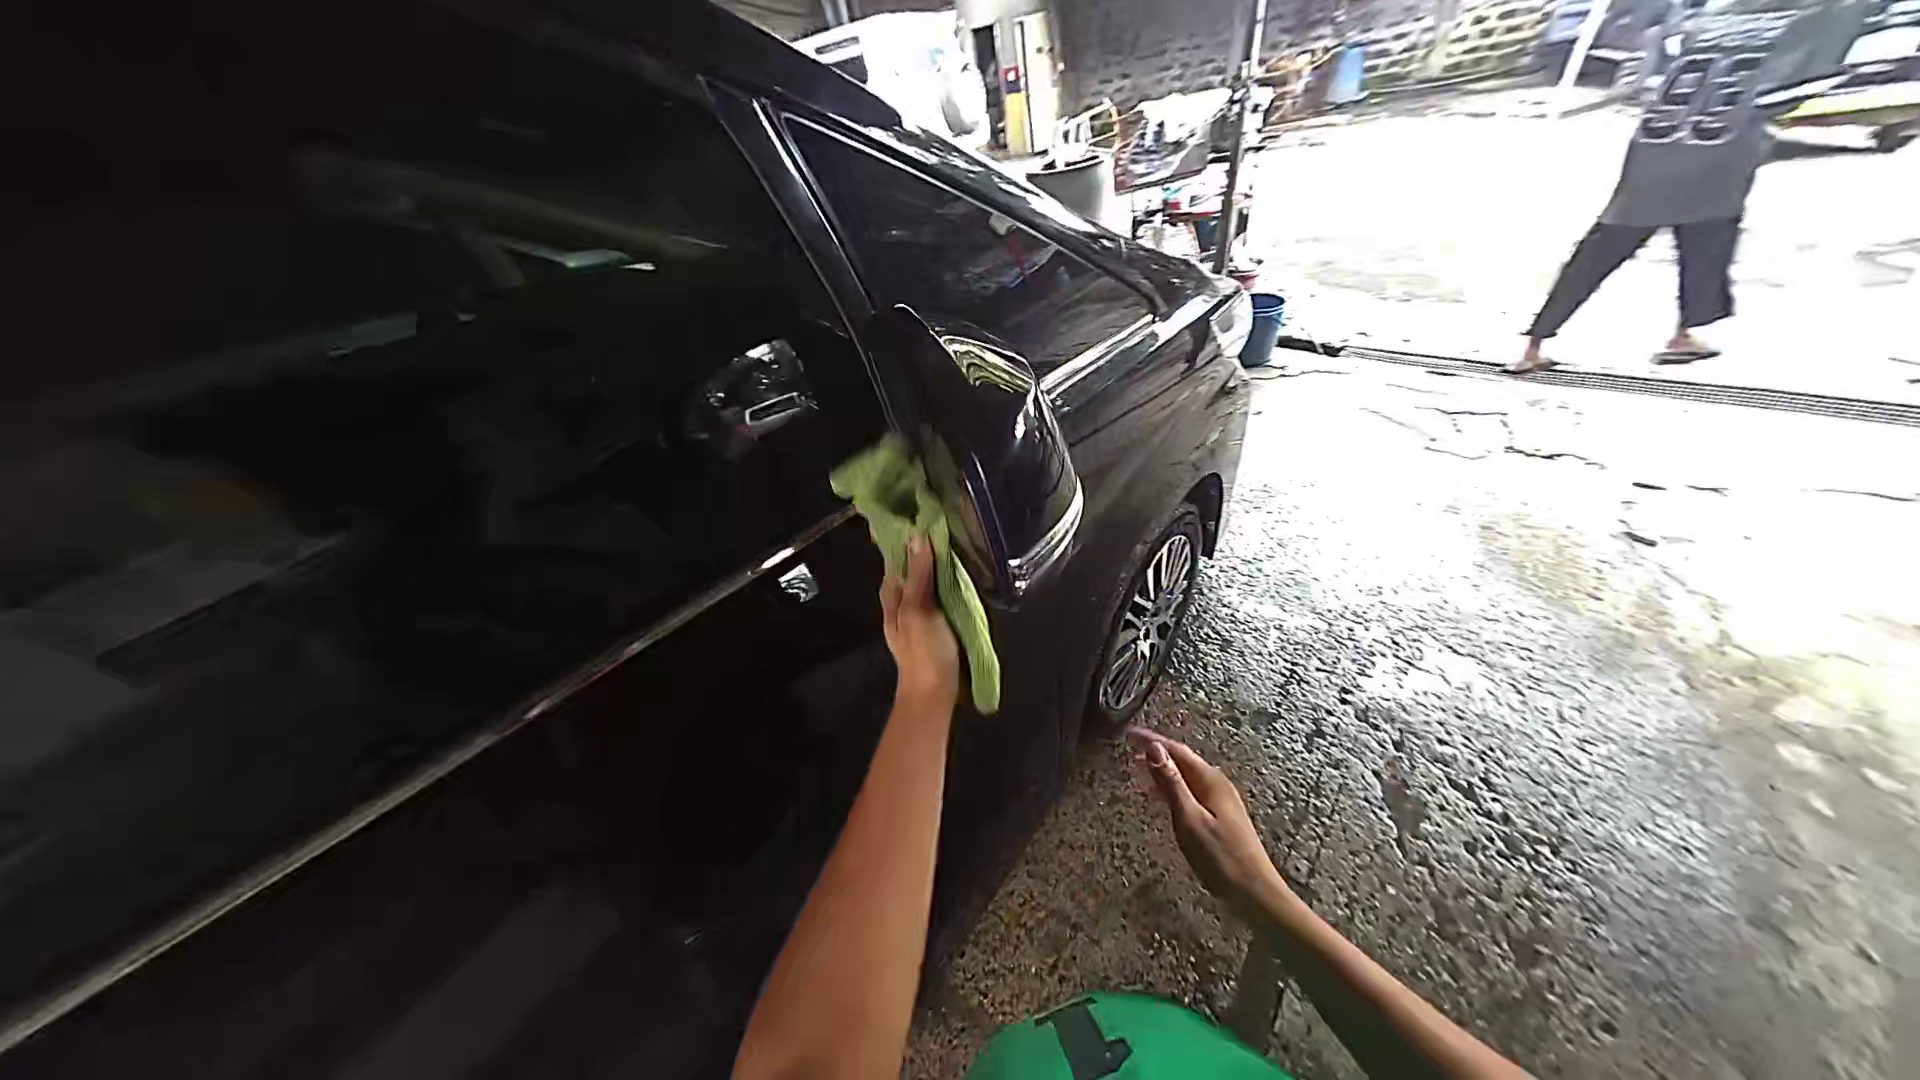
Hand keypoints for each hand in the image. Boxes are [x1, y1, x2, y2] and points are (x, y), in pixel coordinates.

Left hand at [881, 533, 959, 709]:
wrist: (933, 695)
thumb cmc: (923, 651)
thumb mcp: (918, 610)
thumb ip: (918, 575)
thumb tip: (917, 537)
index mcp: (892, 594)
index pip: (896, 555)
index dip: (906, 535)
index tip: (922, 512)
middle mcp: (901, 599)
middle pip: (911, 566)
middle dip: (923, 546)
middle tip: (944, 521)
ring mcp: (918, 612)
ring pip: (925, 578)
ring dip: (936, 562)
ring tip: (954, 539)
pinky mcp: (935, 622)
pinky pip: (938, 592)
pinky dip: (945, 580)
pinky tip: (958, 573)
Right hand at [1129, 727, 1288, 919]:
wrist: (1256, 895)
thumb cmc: (1220, 857)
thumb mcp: (1189, 819)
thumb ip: (1171, 783)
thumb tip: (1154, 748)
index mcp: (1210, 780)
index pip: (1176, 750)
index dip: (1152, 740)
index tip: (1128, 733)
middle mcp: (1217, 784)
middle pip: (1182, 759)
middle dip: (1156, 751)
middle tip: (1129, 746)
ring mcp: (1220, 800)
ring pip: (1186, 775)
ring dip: (1163, 768)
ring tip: (1139, 766)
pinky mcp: (1220, 816)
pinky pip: (1191, 790)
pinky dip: (1172, 786)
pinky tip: (1161, 795)